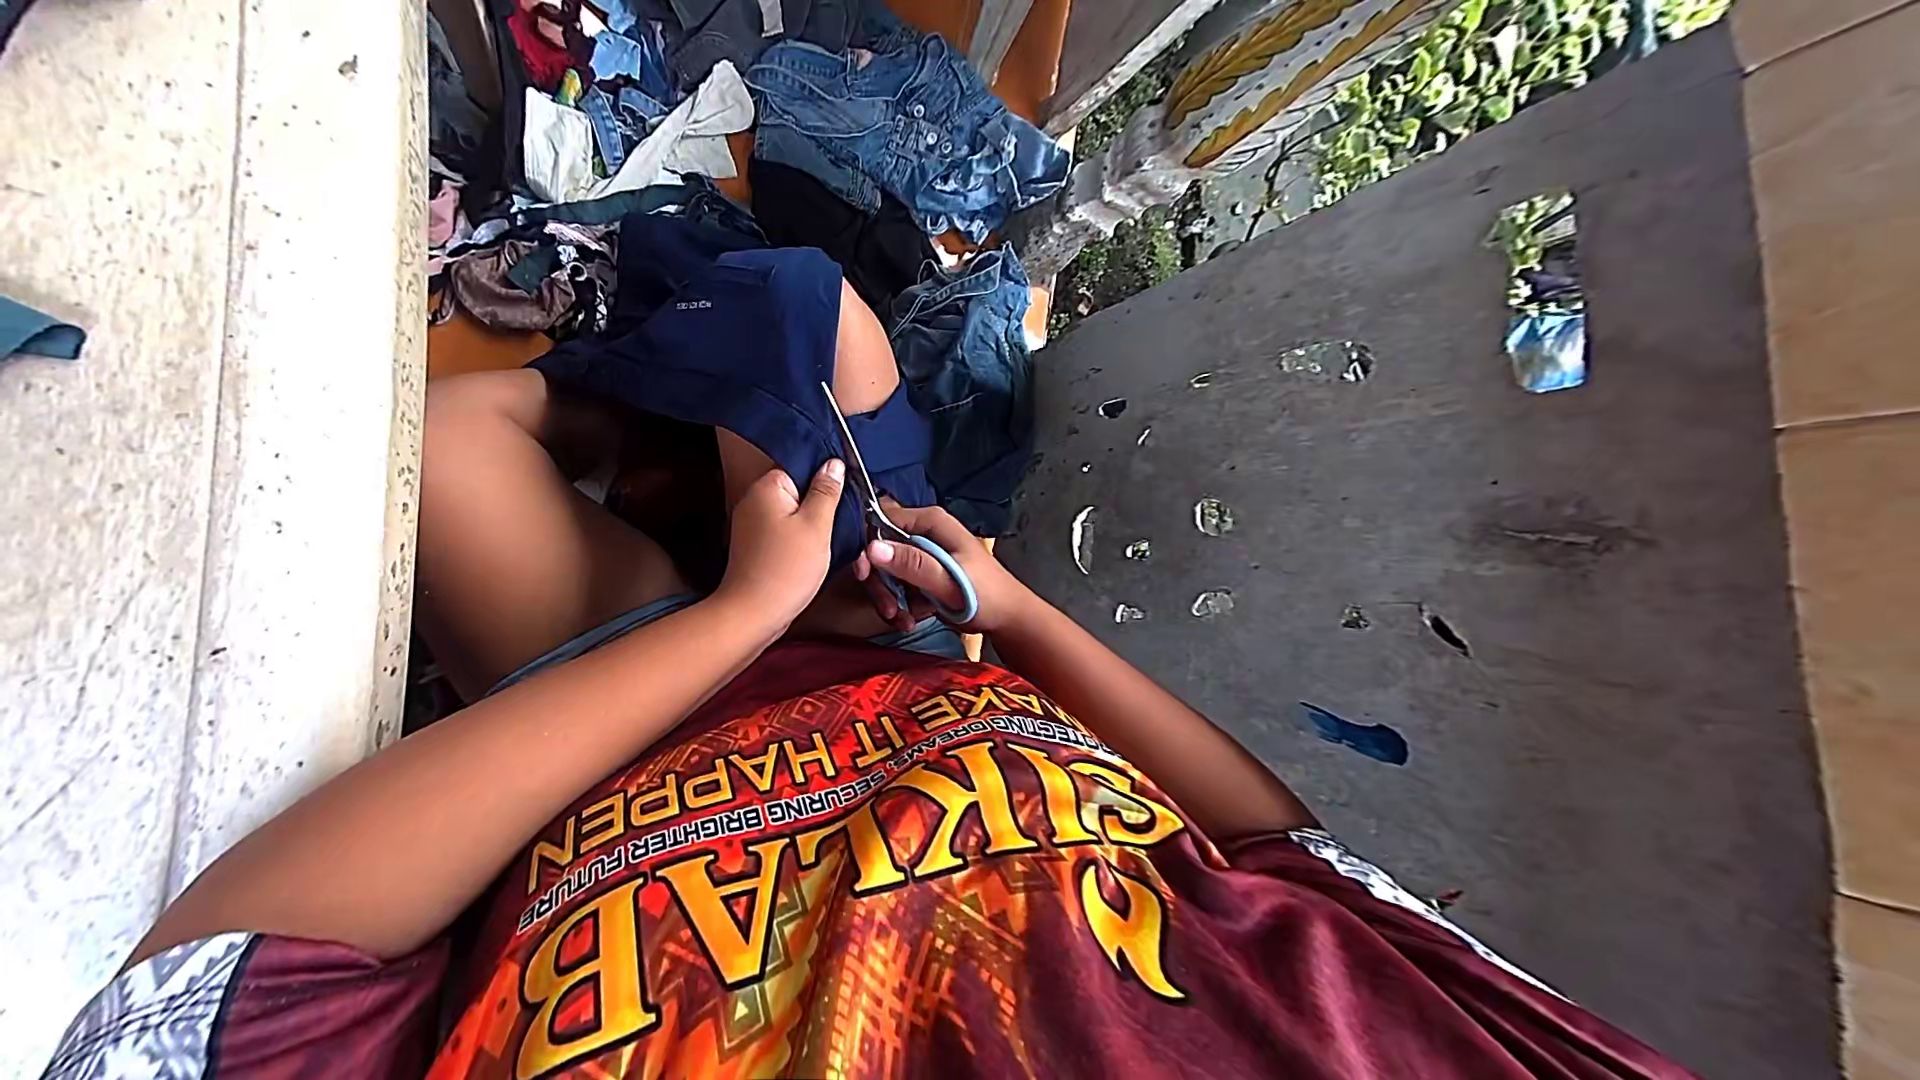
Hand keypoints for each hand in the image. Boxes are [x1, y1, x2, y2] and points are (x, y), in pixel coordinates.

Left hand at [718, 460, 844, 628]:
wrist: (754, 614)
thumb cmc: (785, 571)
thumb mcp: (817, 526)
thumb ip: (826, 491)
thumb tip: (834, 465)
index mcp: (767, 488)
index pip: (802, 468)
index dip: (826, 483)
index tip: (842, 500)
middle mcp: (755, 501)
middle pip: (799, 491)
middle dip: (822, 508)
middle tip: (838, 527)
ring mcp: (754, 525)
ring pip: (794, 514)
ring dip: (814, 528)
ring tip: (825, 546)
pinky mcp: (757, 546)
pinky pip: (786, 533)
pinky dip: (802, 542)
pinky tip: (812, 557)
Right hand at [854, 499, 1042, 633]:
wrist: (1009, 620)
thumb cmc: (986, 596)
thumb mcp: (947, 581)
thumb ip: (912, 564)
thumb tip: (873, 548)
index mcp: (932, 523)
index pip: (883, 522)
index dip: (870, 549)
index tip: (866, 576)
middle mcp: (926, 533)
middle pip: (882, 550)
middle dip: (881, 582)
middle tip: (888, 608)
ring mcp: (925, 555)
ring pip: (887, 572)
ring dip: (889, 598)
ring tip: (902, 619)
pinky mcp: (925, 576)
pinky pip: (899, 587)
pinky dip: (900, 605)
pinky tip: (910, 620)